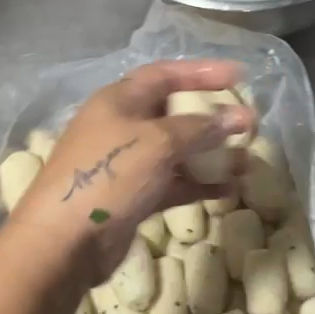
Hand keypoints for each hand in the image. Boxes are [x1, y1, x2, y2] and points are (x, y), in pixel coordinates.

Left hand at [8, 60, 254, 284]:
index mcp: (119, 101)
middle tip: (249, 124)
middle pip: (175, 114)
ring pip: (178, 153)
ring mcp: (128, 165)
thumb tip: (239, 118)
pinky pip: (174, 184)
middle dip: (213, 118)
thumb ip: (201, 128)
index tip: (239, 76)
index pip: (165, 75)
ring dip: (213, 156)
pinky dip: (200, 185)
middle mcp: (122, 128)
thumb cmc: (109, 176)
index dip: (202, 72)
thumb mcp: (158, 143)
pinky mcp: (134, 198)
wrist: (65, 241)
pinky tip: (230, 191)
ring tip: (247, 162)